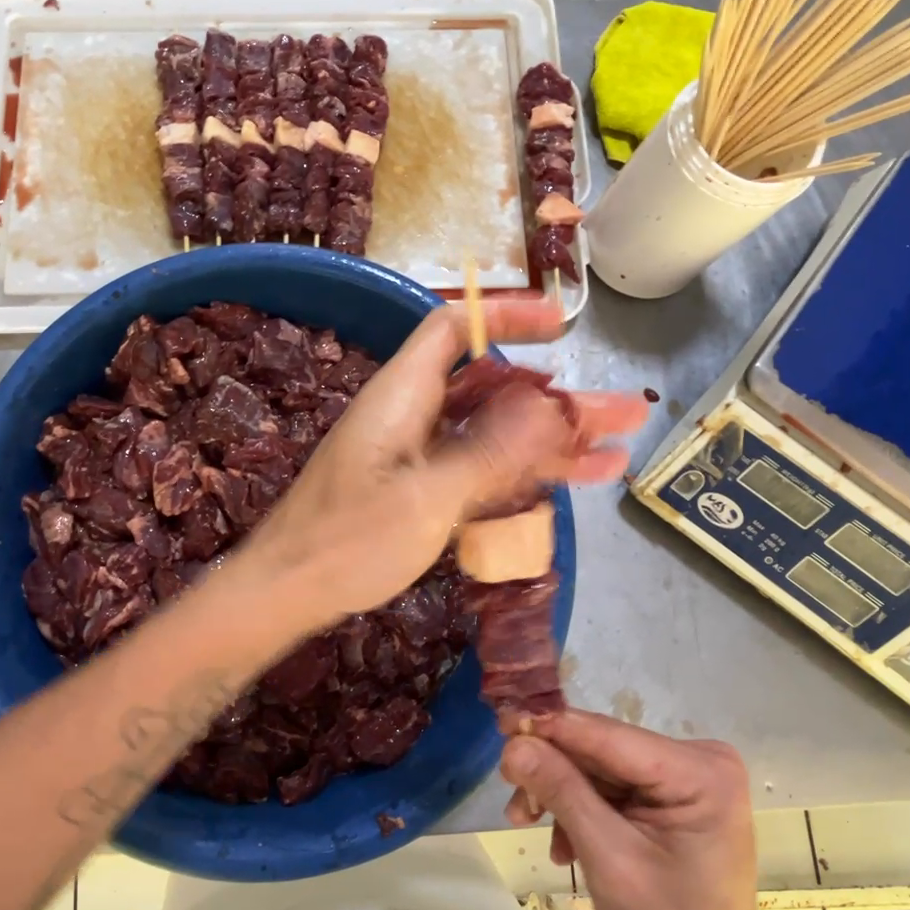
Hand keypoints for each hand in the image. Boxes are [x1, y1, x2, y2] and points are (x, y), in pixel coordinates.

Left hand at [239, 302, 647, 630]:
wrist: (284, 592)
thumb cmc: (346, 541)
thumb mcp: (426, 496)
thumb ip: (490, 451)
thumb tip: (549, 404)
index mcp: (401, 396)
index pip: (453, 328)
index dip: (505, 317)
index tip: (561, 325)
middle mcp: (409, 417)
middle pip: (490, 390)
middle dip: (557, 400)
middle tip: (625, 411)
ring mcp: (412, 457)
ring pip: (491, 436)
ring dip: (550, 443)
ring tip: (618, 449)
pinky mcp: (415, 493)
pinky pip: (476, 473)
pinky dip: (520, 477)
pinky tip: (569, 486)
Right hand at [502, 710, 764, 909]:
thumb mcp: (610, 858)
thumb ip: (562, 793)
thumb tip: (513, 746)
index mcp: (699, 770)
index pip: (608, 734)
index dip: (550, 726)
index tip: (501, 721)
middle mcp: (697, 758)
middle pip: (600, 749)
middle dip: (551, 771)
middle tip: (509, 788)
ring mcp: (684, 773)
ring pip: (598, 766)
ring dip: (559, 792)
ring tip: (527, 821)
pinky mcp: (671, 790)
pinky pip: (611, 783)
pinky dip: (580, 805)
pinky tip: (564, 839)